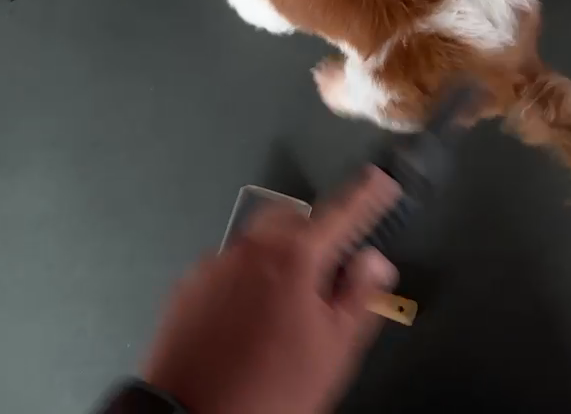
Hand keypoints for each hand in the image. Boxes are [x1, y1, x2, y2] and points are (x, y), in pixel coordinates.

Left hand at [141, 169, 400, 413]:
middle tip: (328, 266)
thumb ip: (360, 296)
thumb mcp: (333, 349)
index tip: (381, 182)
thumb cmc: (269, 389)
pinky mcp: (189, 285)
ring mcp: (218, 262)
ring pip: (259, 239)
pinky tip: (249, 313)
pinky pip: (228, 265)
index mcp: (297, 256)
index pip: (345, 212)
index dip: (369, 195)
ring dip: (279, 253)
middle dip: (316, 232)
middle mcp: (255, 247)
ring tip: (287, 298)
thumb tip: (374, 262)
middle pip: (296, 219)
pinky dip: (245, 277)